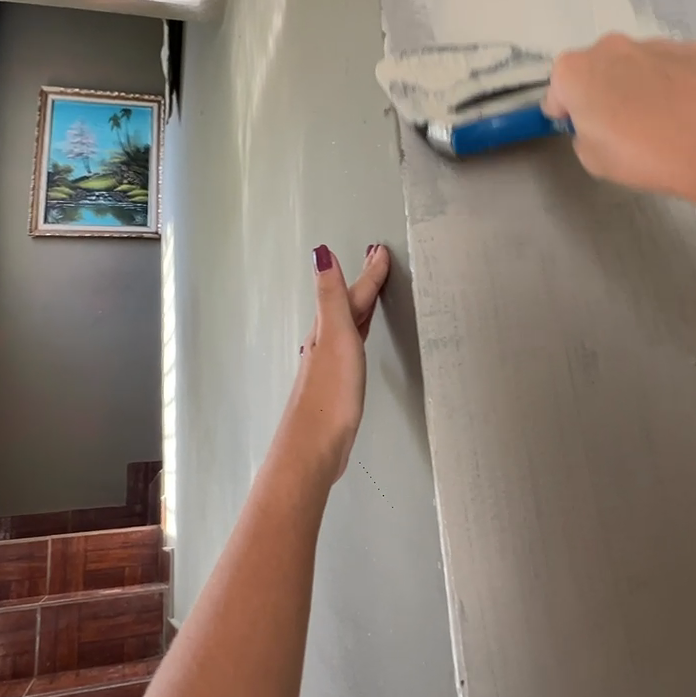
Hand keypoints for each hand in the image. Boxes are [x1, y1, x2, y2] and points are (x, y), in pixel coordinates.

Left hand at [275, 243, 390, 487]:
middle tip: (378, 261)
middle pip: (348, 304)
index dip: (369, 272)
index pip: (353, 292)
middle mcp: (327, 342)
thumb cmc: (329, 394)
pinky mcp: (338, 384)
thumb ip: (330, 296)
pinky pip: (352, 345)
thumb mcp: (335, 336)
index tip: (381, 250)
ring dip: (361, 304)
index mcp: (328, 328)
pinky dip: (359, 331)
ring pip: (349, 324)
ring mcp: (331, 364)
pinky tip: (360, 340)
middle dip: (364, 282)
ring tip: (373, 293)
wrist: (314, 445)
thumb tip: (321, 254)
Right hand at [542, 34, 695, 216]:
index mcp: (574, 72)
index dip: (567, 114)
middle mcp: (611, 46)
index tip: (583, 133)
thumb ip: (585, 134)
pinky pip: (676, 68)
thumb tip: (598, 125)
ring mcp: (658, 43)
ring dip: (642, 88)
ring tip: (665, 125)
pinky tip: (693, 115)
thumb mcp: (593, 159)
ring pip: (638, 66)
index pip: (556, 92)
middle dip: (604, 93)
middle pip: (598, 70)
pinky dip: (679, 86)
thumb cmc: (643, 154)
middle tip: (623, 130)